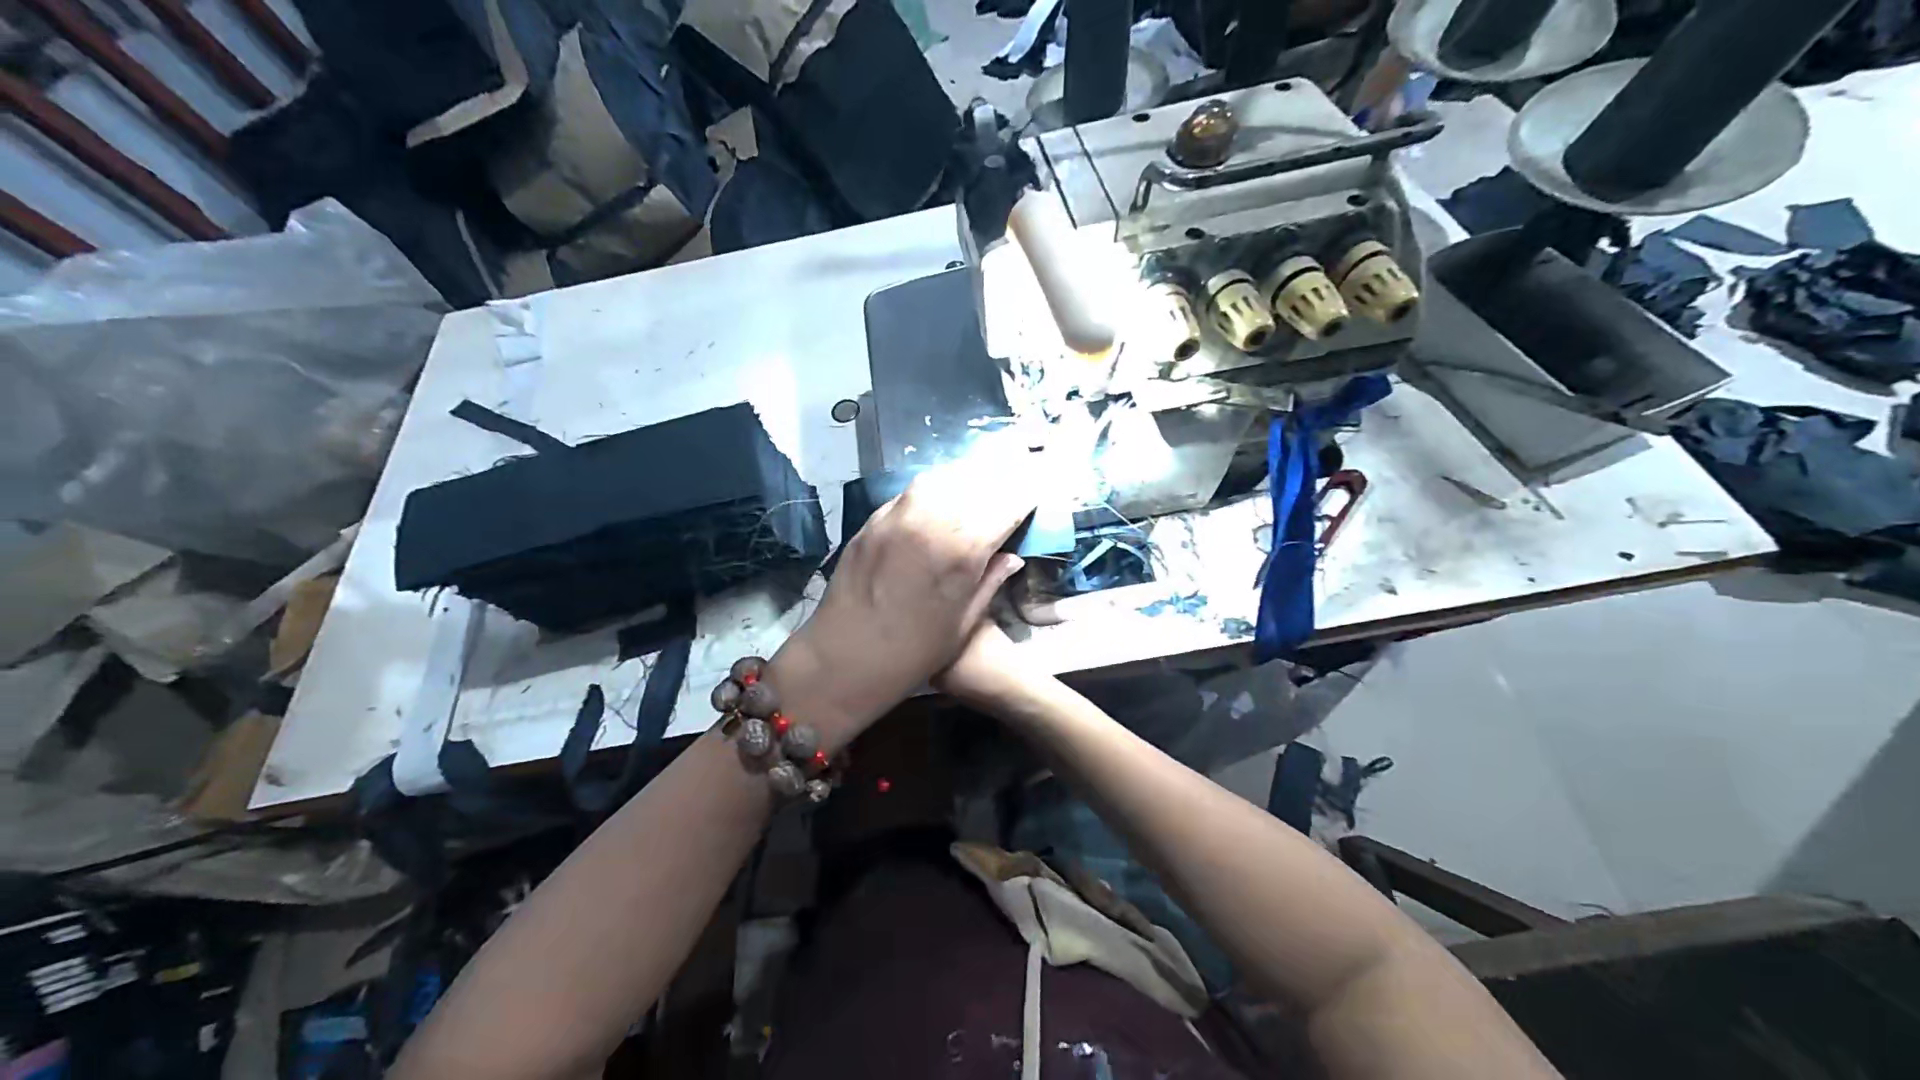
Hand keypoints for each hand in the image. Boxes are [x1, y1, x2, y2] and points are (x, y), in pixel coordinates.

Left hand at [767, 457, 1033, 747]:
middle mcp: (932, 523)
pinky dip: (930, 492)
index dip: (1022, 500)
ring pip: (939, 481)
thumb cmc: (913, 652)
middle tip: (1007, 488)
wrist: (845, 658)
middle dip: (996, 485)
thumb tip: (1011, 557)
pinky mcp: (872, 521)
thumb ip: (989, 581)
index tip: (1031, 496)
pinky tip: (936, 502)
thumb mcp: (962, 623)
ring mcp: (897, 518)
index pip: (1005, 507)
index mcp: (963, 552)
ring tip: (972, 490)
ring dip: (961, 483)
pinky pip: (908, 493)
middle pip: (974, 485)